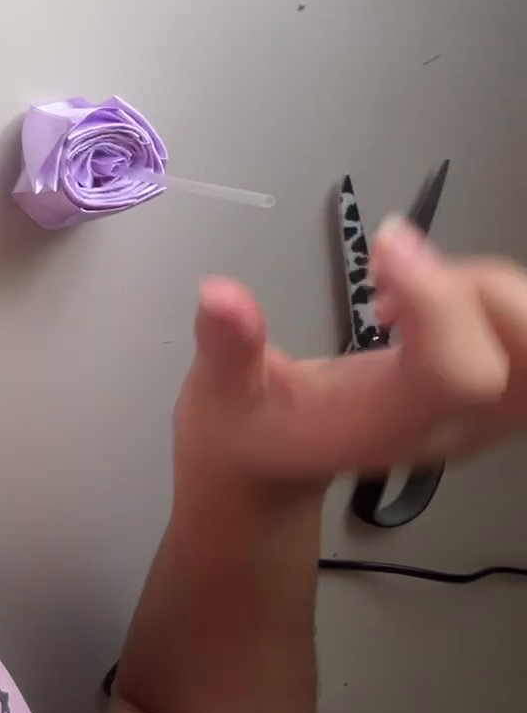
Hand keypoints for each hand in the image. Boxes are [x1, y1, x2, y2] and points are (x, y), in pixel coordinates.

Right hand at [175, 217, 526, 493]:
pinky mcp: (488, 391)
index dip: (436, 302)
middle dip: (472, 286)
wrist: (266, 463)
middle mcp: (450, 422)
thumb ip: (225, 344)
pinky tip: (426, 297)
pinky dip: (490, 302)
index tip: (385, 249)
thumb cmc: (243, 431)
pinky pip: (526, 340)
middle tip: (393, 269)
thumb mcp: (216, 389)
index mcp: (383, 425)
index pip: (456, 371)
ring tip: (405, 285)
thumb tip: (220, 294)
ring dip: (484, 291)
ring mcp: (481, 411)